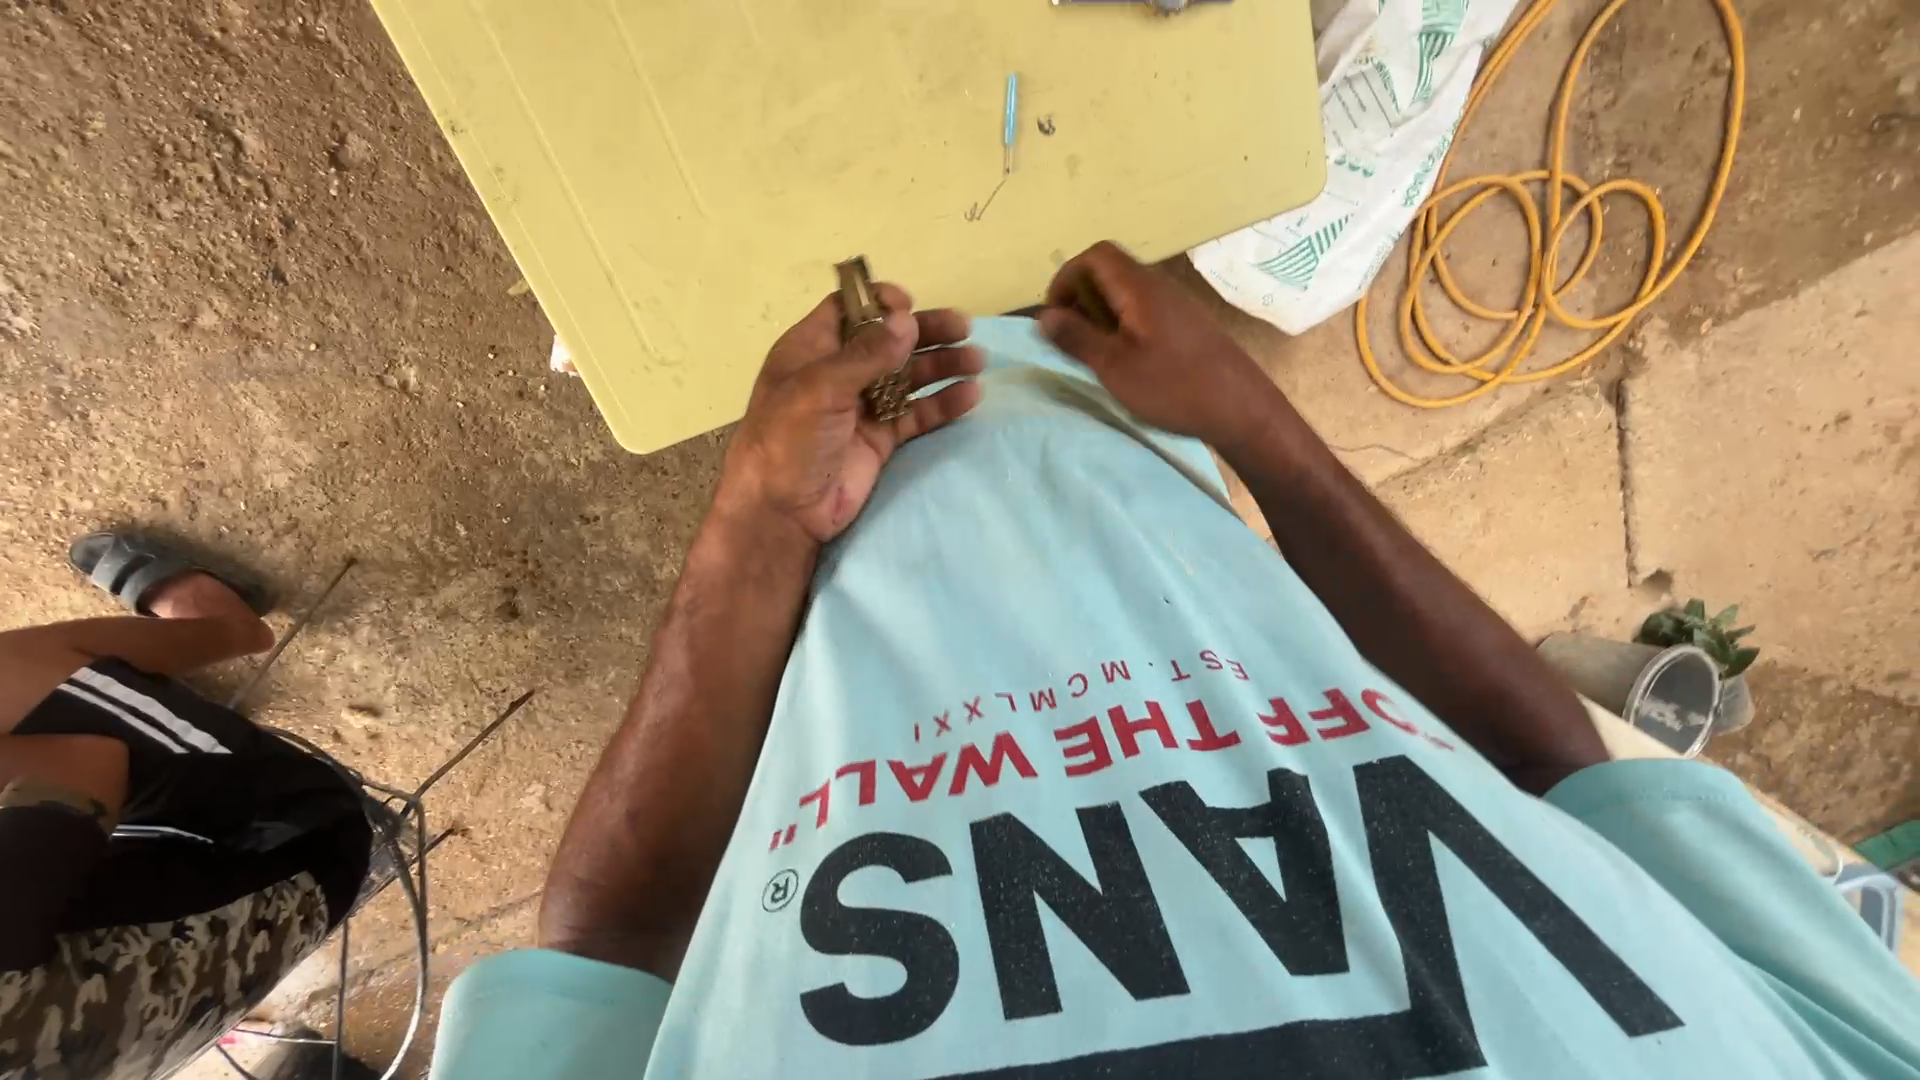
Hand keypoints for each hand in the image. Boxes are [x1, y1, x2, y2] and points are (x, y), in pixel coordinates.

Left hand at [722, 285, 983, 542]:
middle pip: (889, 340)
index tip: (909, 306)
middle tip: (963, 327)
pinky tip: (970, 395)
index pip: (850, 310)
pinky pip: (918, 414)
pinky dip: (943, 404)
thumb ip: (866, 354)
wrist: (784, 511)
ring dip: (942, 365)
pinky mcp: (882, 439)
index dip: (880, 303)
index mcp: (812, 350)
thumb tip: (908, 319)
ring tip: (976, 360)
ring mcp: (863, 407)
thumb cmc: (788, 440)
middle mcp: (840, 373)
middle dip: (925, 331)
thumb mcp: (820, 388)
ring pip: (909, 376)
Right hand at [1038, 241, 1276, 446]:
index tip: (1054, 316)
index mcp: (1140, 287)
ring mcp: (1177, 305)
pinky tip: (1125, 361)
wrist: (1241, 409)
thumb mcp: (1114, 366)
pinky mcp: (1186, 326)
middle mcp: (1159, 286)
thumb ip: (1077, 337)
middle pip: (1110, 271)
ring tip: (1094, 353)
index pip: (1095, 255)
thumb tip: (1044, 316)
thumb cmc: (1173, 387)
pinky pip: (1144, 311)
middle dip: (1080, 298)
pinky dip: (1123, 326)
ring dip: (1101, 315)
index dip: (1066, 278)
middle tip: (1069, 338)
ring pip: (1127, 294)